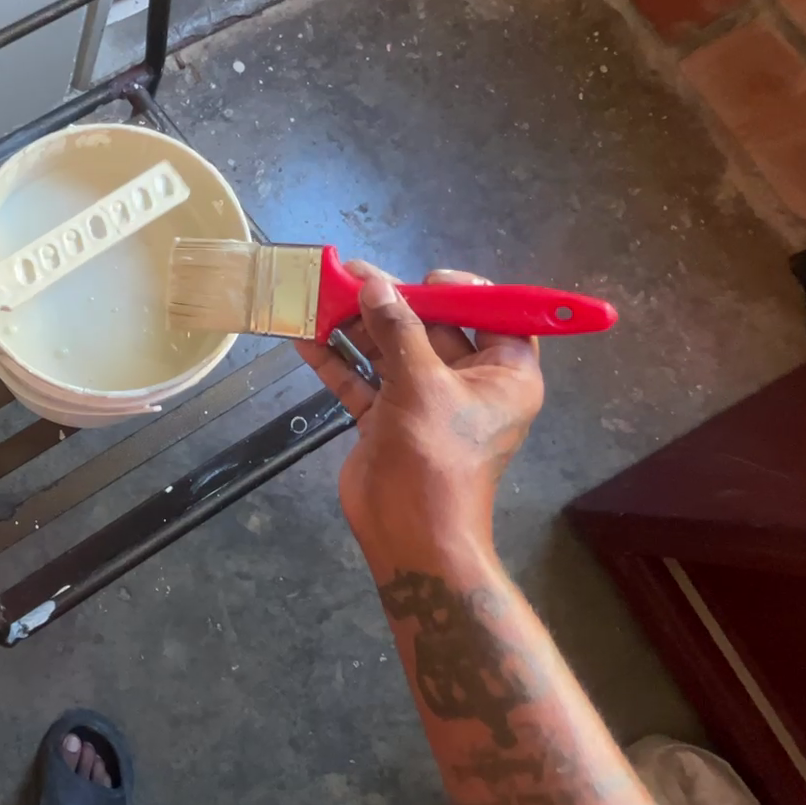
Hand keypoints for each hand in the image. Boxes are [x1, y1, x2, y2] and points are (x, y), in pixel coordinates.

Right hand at [294, 262, 543, 550]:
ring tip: (320, 297)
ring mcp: (420, 401)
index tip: (424, 278)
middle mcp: (464, 383)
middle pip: (429, 328)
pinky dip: (334, 360)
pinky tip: (304, 337)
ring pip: (388, 351)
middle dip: (390, 303)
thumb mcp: (422, 383)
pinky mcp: (383, 417)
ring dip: (355, 328)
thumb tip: (375, 284)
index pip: (493, 317)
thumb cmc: (437, 455)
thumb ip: (398, 329)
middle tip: (352, 274)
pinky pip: (360, 378)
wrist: (409, 530)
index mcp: (501, 374)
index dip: (463, 292)